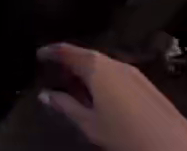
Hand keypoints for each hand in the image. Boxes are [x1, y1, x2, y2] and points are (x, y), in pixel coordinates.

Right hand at [34, 44, 186, 150]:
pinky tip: (104, 101)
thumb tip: (44, 94)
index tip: (38, 56)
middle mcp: (113, 61)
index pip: (65, 50)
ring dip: (87, 75)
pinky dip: (104, 83)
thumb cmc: (128, 137)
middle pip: (84, 56)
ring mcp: (133, 73)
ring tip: (78, 92)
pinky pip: (117, 76)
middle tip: (56, 78)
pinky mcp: (148, 87)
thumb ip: (66, 107)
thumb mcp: (91, 126)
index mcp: (95, 65)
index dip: (49, 52)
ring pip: (102, 67)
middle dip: (69, 65)